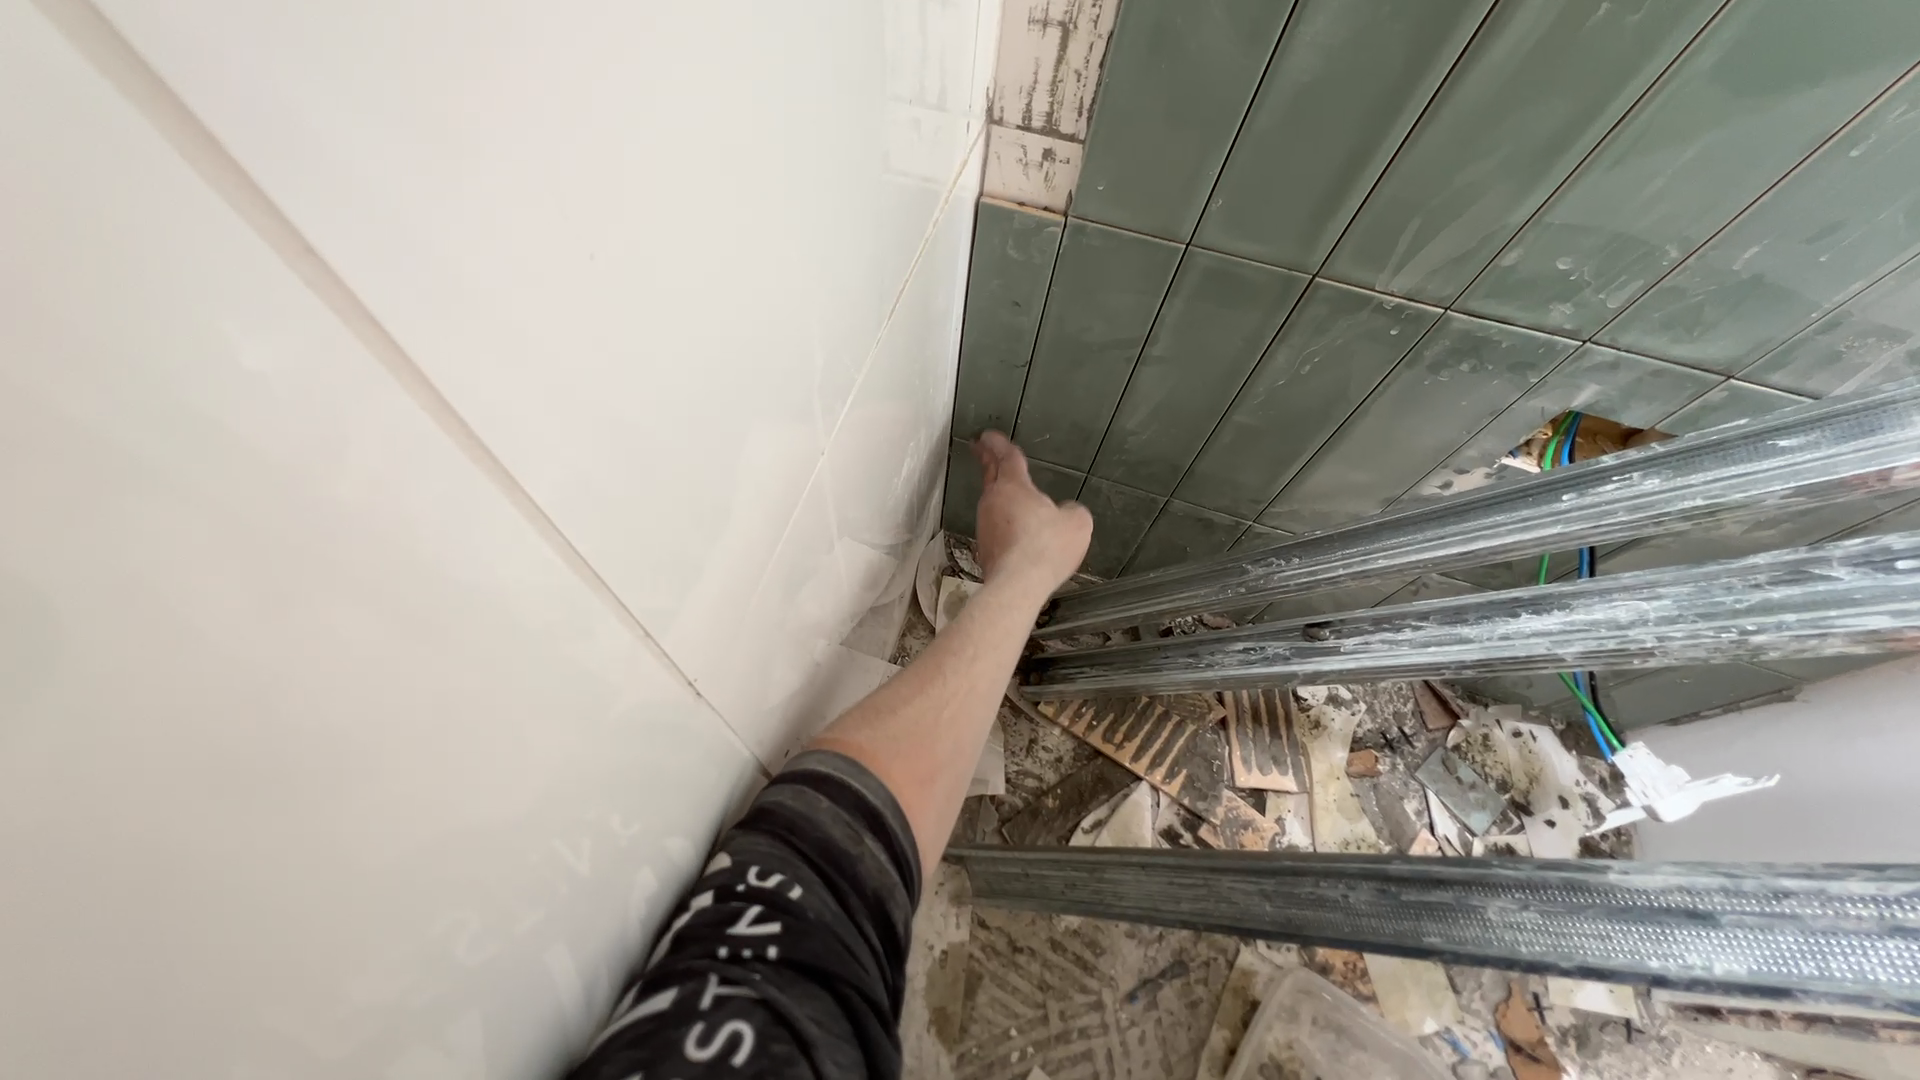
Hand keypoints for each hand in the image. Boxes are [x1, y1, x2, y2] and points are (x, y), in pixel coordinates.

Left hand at [970, 431, 1092, 594]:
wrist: (1018, 585)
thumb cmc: (1047, 547)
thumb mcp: (1077, 523)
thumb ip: (1071, 510)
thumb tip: (1062, 512)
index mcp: (1014, 487)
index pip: (1007, 457)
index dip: (999, 444)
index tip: (988, 436)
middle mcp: (993, 502)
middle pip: (991, 476)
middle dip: (988, 460)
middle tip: (982, 449)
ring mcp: (985, 526)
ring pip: (993, 504)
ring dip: (1001, 497)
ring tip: (1013, 497)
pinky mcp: (985, 550)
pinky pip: (996, 528)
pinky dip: (1004, 523)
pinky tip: (1017, 533)